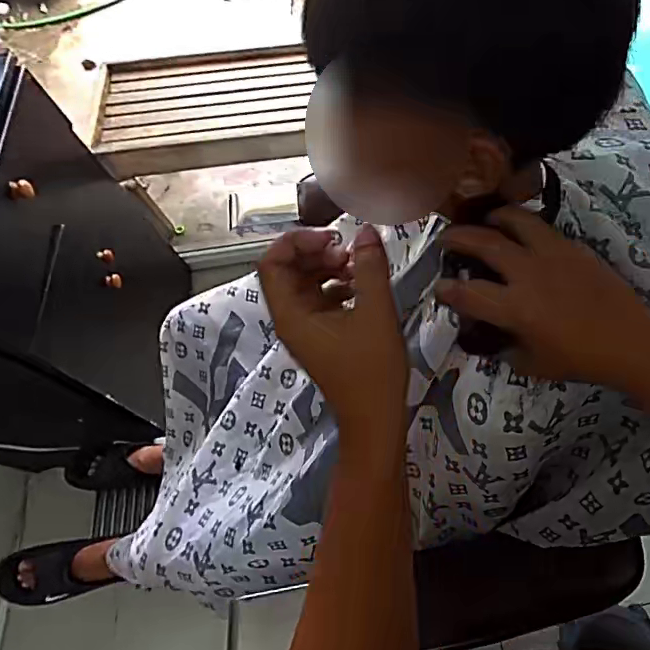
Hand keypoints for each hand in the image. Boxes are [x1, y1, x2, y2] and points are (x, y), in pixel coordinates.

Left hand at [257, 226, 405, 428]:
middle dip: (317, 252)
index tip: (333, 237)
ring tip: (359, 266)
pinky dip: (338, 285)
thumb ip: (370, 268)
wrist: (376, 418)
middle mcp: (291, 319)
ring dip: (329, 267)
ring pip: (306, 283)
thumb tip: (366, 232)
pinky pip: (321, 299)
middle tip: (350, 251)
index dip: (298, 241)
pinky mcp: (323, 335)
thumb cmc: (372, 369)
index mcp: (291, 314)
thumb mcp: (376, 312)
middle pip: (288, 270)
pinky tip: (363, 286)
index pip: (272, 262)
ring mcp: (306, 328)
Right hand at [436, 206, 649, 385]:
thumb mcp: (534, 365)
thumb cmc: (580, 359)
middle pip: (484, 243)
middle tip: (447, 237)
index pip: (468, 293)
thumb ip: (507, 349)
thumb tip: (493, 338)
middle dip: (458, 237)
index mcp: (515, 308)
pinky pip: (543, 228)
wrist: (628, 341)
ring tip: (485, 219)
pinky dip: (525, 224)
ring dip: (494, 217)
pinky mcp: (573, 248)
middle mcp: (528, 274)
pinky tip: (522, 230)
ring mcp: (552, 255)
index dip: (446, 290)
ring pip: (516, 221)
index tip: (440, 287)